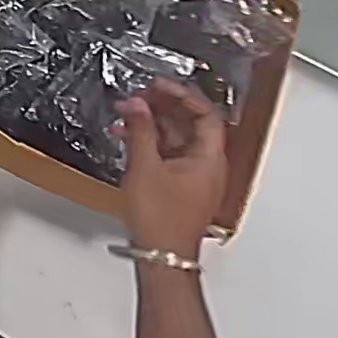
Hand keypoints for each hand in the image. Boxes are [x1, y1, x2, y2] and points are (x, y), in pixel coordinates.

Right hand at [117, 79, 227, 257]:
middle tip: (140, 95)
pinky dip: (149, 139)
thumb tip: (139, 106)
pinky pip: (167, 150)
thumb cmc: (161, 217)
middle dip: (164, 106)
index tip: (159, 85)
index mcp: (208, 159)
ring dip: (153, 122)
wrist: (161, 252)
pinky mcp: (178, 182)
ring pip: (176, 137)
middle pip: (191, 124)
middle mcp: (206, 165)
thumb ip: (141, 131)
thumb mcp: (145, 167)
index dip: (183, 95)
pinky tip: (129, 136)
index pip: (205, 115)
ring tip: (128, 113)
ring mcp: (193, 174)